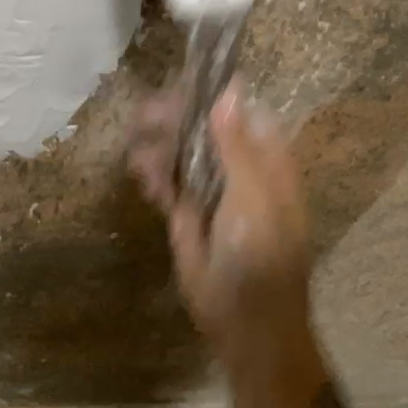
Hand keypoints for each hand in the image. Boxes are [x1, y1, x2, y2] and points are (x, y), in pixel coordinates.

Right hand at [128, 79, 312, 344]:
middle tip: (142, 121)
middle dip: (171, 120)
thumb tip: (230, 88)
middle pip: (201, 126)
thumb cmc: (260, 257)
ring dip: (156, 149)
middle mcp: (236, 167)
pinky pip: (165, 179)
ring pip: (178, 151)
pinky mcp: (185, 211)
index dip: (211, 95)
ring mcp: (210, 189)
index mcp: (265, 160)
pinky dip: (153, 175)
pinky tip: (147, 186)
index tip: (177, 86)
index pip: (238, 110)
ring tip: (143, 167)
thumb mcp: (252, 197)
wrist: (244, 321)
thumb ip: (237, 145)